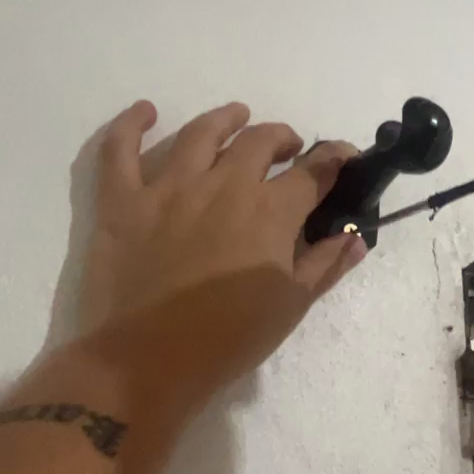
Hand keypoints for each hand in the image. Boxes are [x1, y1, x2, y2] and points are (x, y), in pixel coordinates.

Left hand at [76, 100, 364, 410]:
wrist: (148, 360)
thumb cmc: (231, 337)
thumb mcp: (292, 305)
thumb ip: (325, 265)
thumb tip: (354, 239)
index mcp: (270, 211)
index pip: (312, 171)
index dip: (334, 159)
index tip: (344, 157)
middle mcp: (224, 184)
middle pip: (259, 141)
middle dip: (283, 138)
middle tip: (289, 148)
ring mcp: (168, 187)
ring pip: (200, 133)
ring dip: (225, 119)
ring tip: (236, 117)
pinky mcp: (121, 200)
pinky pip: (119, 149)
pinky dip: (130, 124)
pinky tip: (146, 112)